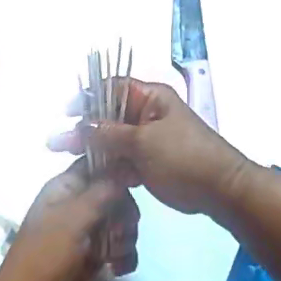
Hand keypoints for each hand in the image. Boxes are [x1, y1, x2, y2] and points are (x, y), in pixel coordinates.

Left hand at [0, 162, 138, 280]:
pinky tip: (117, 269)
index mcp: (65, 187)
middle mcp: (77, 203)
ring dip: (125, 238)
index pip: (97, 164)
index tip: (135, 184)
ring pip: (123, 221)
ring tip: (112, 255)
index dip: (118, 170)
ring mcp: (88, 228)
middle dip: (124, 214)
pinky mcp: (96, 251)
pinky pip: (121, 246)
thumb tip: (125, 167)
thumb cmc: (46, 253)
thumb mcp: (74, 219)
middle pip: (117, 195)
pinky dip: (124, 256)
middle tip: (118, 231)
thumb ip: (101, 192)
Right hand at [49, 79, 252, 216]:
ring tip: (68, 159)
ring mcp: (147, 140)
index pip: (112, 88)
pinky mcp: (148, 163)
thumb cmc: (185, 157)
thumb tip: (75, 128)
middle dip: (84, 129)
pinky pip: (120, 160)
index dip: (88, 97)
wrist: (221, 192)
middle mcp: (147, 115)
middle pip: (108, 117)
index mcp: (151, 99)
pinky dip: (107, 167)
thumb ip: (106, 134)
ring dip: (93, 150)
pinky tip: (91, 175)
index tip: (67, 113)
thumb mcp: (142, 142)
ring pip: (112, 141)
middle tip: (59, 144)